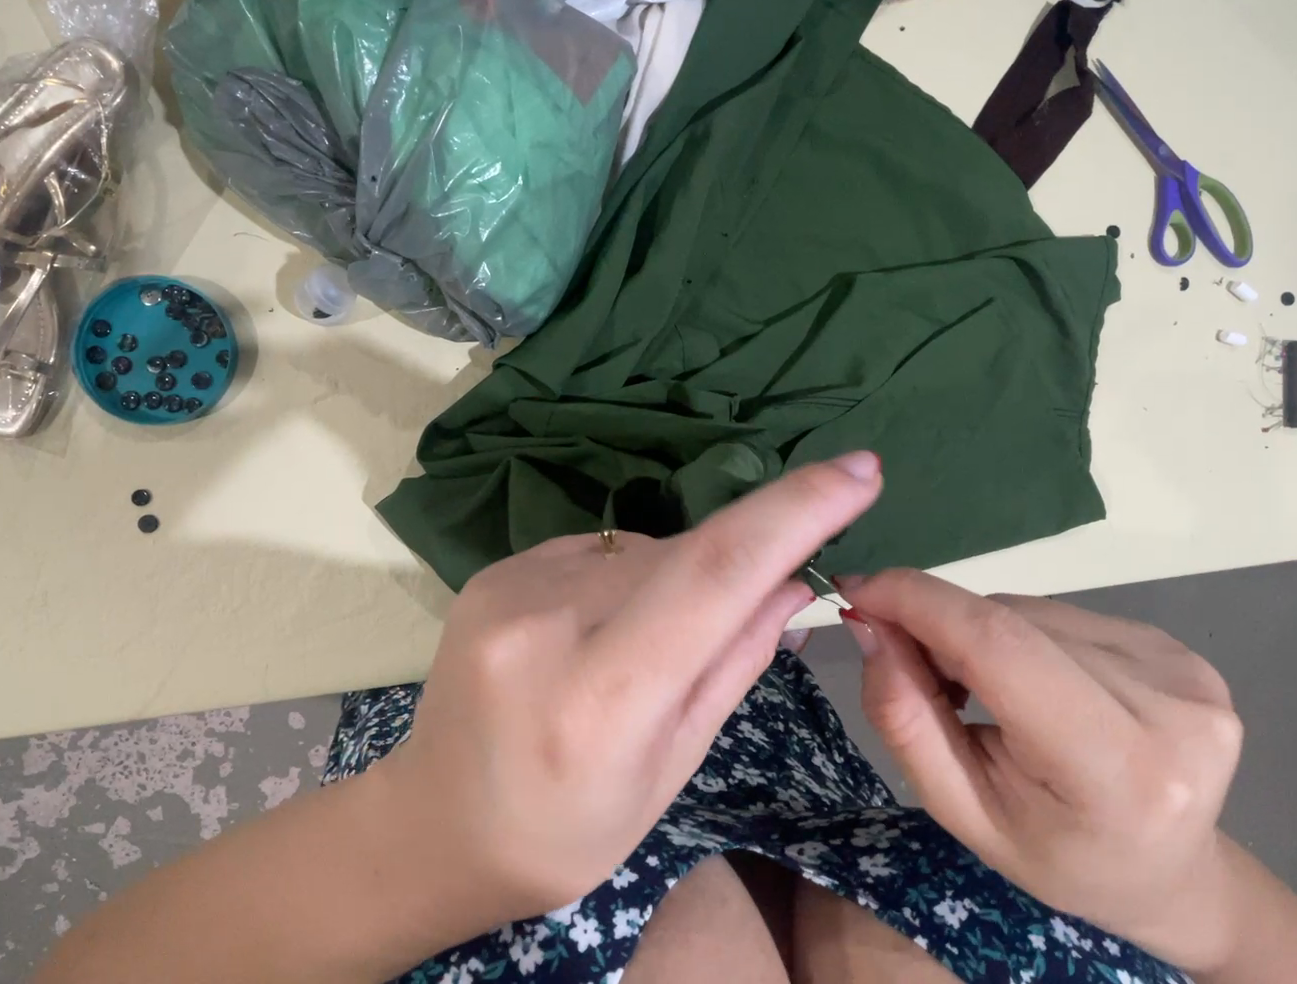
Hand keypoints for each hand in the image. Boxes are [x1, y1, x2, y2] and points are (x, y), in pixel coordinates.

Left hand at [370, 453, 882, 920]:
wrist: (438, 821)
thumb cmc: (569, 826)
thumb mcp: (670, 768)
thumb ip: (733, 662)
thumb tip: (795, 577)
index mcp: (602, 694)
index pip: (714, 575)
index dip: (794, 512)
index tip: (858, 471)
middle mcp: (547, 621)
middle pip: (681, 556)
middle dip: (729, 571)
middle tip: (712, 637)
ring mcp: (509, 587)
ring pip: (638, 551)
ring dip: (669, 582)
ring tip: (635, 655)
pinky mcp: (491, 571)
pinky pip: (593, 553)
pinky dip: (621, 580)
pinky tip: (592, 634)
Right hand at [841, 571, 1245, 971]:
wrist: (1167, 871)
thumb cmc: (1054, 855)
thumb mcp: (960, 809)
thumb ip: (906, 719)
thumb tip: (869, 624)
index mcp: (1116, 769)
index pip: (1001, 648)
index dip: (919, 603)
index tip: (855, 589)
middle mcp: (1165, 706)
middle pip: (1008, 624)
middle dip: (937, 626)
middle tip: (905, 662)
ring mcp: (1183, 671)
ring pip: (1030, 611)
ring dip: (979, 633)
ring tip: (977, 690)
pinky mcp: (1183, 648)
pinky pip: (1061, 614)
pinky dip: (1019, 634)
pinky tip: (1028, 681)